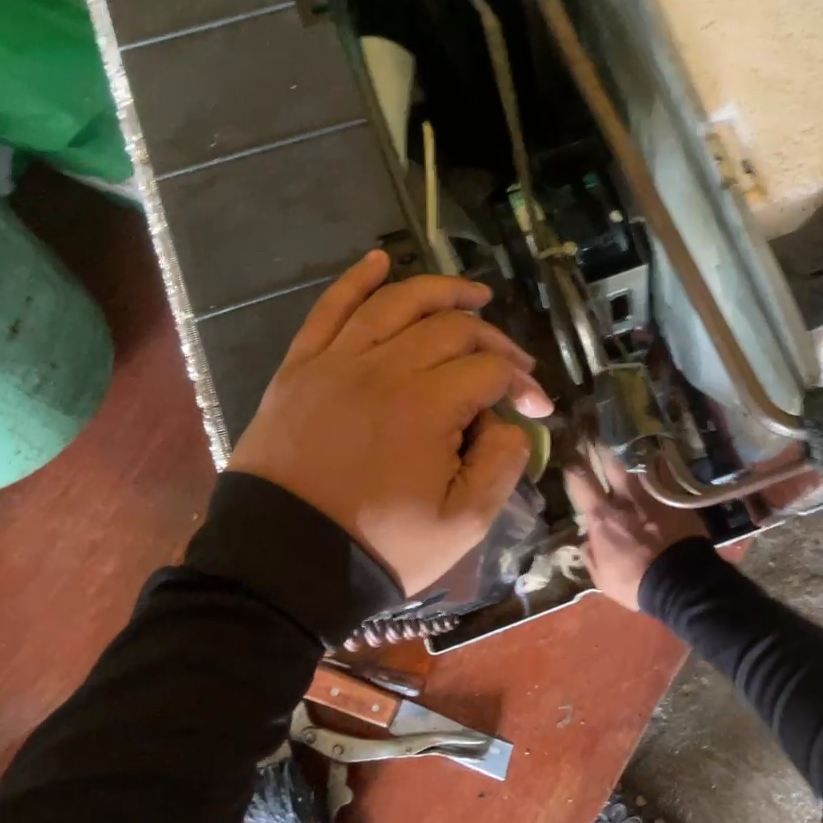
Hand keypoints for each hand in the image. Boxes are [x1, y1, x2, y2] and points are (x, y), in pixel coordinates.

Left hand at [229, 251, 554, 593]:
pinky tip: (380, 260)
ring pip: (396, 304)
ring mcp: (336, 363)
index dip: (524, 384)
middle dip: (495, 340)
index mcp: (426, 407)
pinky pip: (329, 309)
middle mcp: (384, 369)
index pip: (490, 370)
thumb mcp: (463, 524)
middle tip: (515, 364)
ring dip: (442, 291)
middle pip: (452, 329)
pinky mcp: (300, 368)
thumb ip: (502, 465)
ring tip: (475, 294)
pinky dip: (357, 280)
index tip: (539, 408)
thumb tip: (509, 422)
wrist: (283, 562)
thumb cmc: (381, 545)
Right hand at [563, 448, 706, 609]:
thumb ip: (591, 556)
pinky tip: (660, 466)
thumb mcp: (603, 579)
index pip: (581, 483)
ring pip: (639, 469)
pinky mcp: (677, 499)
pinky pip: (665, 477)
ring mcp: (653, 495)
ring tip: (631, 454)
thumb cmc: (637, 583)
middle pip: (612, 464)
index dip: (573, 468)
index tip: (570, 459)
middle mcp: (626, 499)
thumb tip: (585, 540)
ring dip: (633, 463)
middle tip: (598, 439)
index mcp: (603, 517)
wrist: (682, 582)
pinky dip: (660, 472)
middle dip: (602, 450)